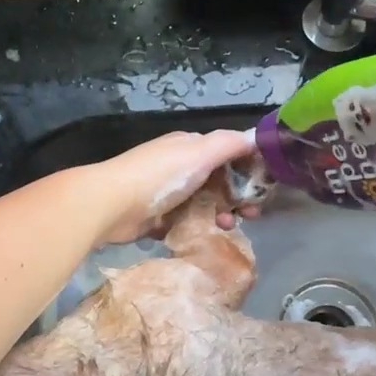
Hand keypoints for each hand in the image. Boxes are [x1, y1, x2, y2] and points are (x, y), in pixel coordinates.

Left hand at [81, 129, 258, 243]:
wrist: (111, 205)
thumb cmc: (160, 176)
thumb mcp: (199, 152)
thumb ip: (228, 143)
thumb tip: (254, 139)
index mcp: (188, 147)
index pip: (226, 153)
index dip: (247, 168)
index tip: (263, 188)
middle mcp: (178, 166)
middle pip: (217, 181)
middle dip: (237, 196)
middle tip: (252, 215)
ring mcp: (166, 193)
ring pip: (203, 204)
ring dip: (220, 214)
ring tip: (226, 227)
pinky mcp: (156, 218)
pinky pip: (185, 223)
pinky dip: (198, 228)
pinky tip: (206, 237)